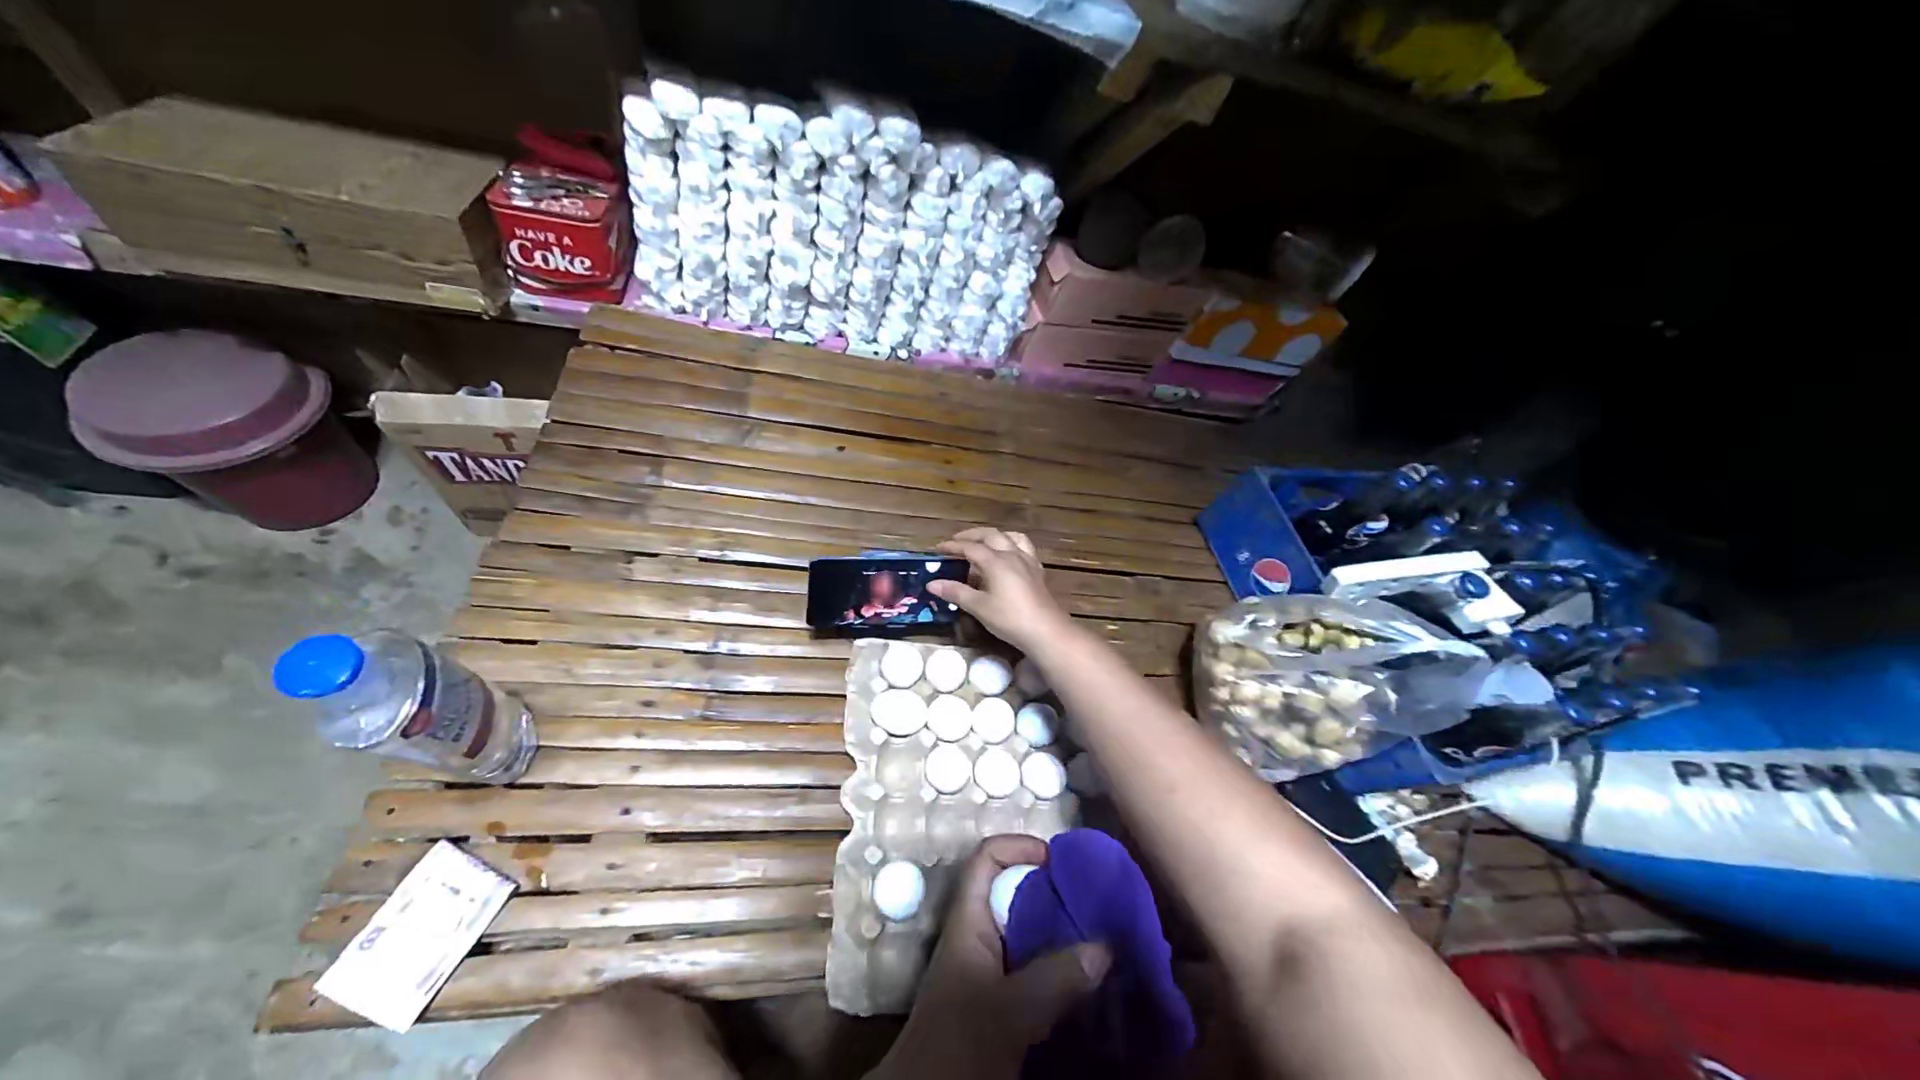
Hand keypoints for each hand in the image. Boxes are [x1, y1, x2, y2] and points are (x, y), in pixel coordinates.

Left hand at [869, 836, 1110, 1079]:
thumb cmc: (957, 1043)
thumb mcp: (1007, 1009)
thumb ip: (1054, 977)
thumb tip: (1104, 946)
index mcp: (968, 920)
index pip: (987, 859)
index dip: (1019, 847)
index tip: (1059, 860)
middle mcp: (980, 935)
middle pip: (1015, 892)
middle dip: (1054, 891)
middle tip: (1096, 900)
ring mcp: (991, 969)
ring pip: (1030, 932)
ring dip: (1063, 932)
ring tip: (1103, 935)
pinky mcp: (1003, 1002)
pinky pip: (1038, 969)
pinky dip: (1063, 967)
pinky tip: (1092, 981)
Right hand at [928, 528, 1072, 653]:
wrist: (1046, 631)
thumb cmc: (1009, 618)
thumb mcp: (979, 606)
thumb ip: (956, 592)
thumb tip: (932, 584)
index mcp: (996, 561)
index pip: (970, 547)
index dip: (953, 546)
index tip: (938, 549)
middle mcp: (1012, 554)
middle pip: (991, 535)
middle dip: (972, 535)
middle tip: (957, 541)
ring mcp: (1027, 561)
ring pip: (1010, 537)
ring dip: (994, 536)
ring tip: (984, 543)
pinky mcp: (1037, 571)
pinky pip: (1024, 548)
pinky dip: (1011, 545)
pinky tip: (1008, 557)